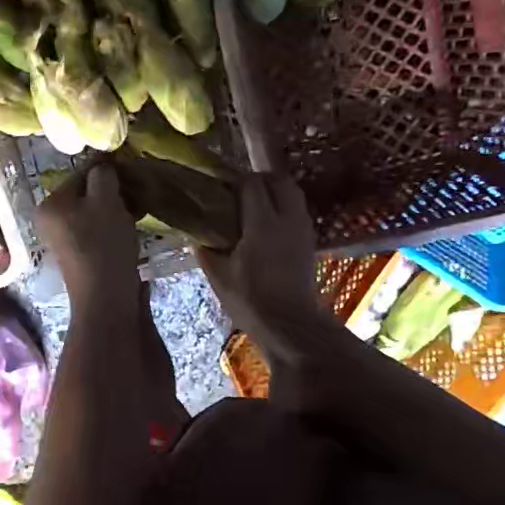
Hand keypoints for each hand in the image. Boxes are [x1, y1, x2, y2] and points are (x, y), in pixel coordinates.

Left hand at [35, 163, 138, 304]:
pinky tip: (133, 228)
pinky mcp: (81, 255)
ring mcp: (65, 239)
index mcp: (51, 203)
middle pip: (88, 193)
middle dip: (116, 191)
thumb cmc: (103, 243)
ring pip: (96, 212)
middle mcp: (52, 220)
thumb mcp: (106, 200)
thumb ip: (104, 175)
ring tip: (140, 211)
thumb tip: (105, 166)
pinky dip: (116, 225)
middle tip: (141, 193)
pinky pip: (99, 230)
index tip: (135, 171)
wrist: (106, 298)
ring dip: (119, 208)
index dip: (110, 169)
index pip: (82, 173)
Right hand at [196, 173, 330, 353]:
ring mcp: (303, 229)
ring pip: (293, 193)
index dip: (235, 180)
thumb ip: (206, 249)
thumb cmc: (251, 300)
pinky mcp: (310, 242)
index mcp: (262, 223)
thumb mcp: (219, 276)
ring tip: (255, 206)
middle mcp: (287, 219)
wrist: (290, 325)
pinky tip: (268, 226)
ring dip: (275, 191)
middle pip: (279, 180)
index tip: (220, 187)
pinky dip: (284, 208)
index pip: (252, 184)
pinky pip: (298, 211)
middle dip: (260, 179)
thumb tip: (194, 234)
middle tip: (240, 191)